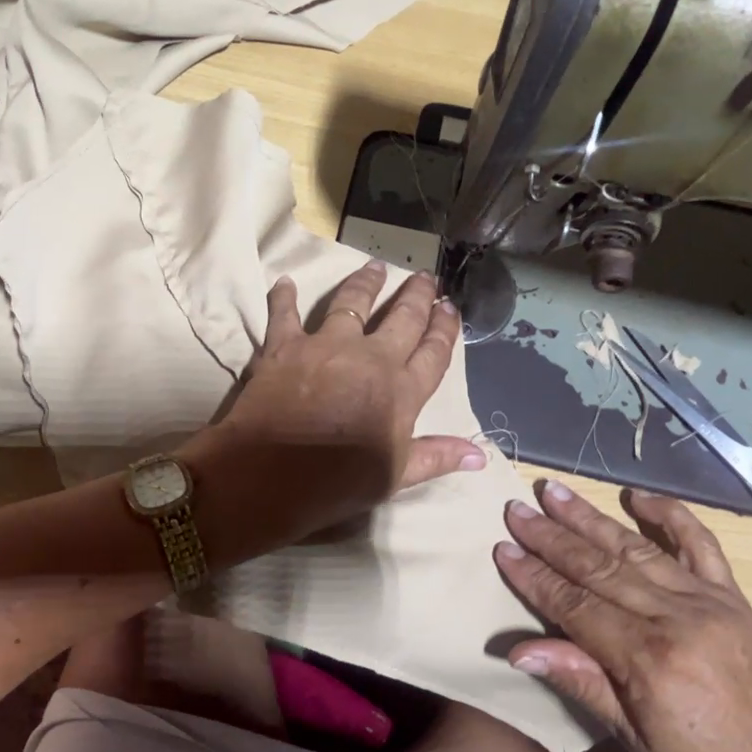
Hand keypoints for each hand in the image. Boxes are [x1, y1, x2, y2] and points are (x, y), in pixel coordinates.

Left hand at [195, 260, 484, 541]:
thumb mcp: (394, 477)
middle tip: (424, 276)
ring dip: (366, 282)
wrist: (271, 476)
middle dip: (416, 295)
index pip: (433, 351)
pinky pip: (284, 313)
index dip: (445, 327)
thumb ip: (435, 457)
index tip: (450, 306)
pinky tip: (285, 282)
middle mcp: (371, 358)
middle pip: (402, 318)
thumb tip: (480, 454)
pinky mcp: (284, 346)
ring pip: (352, 301)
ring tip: (375, 266)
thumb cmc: (337, 484)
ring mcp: (326, 346)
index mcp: (402, 391)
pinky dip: (283, 297)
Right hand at [491, 482, 751, 751]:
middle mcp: (678, 619)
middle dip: (552, 537)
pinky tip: (638, 495)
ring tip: (555, 491)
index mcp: (649, 659)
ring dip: (591, 517)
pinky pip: (701, 545)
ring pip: (637, 549)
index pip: (575, 605)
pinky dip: (670, 515)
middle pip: (600, 568)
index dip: (535, 577)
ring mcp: (710, 602)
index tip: (502, 548)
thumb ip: (578, 680)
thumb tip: (517, 650)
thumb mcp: (631, 736)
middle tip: (517, 508)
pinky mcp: (734, 597)